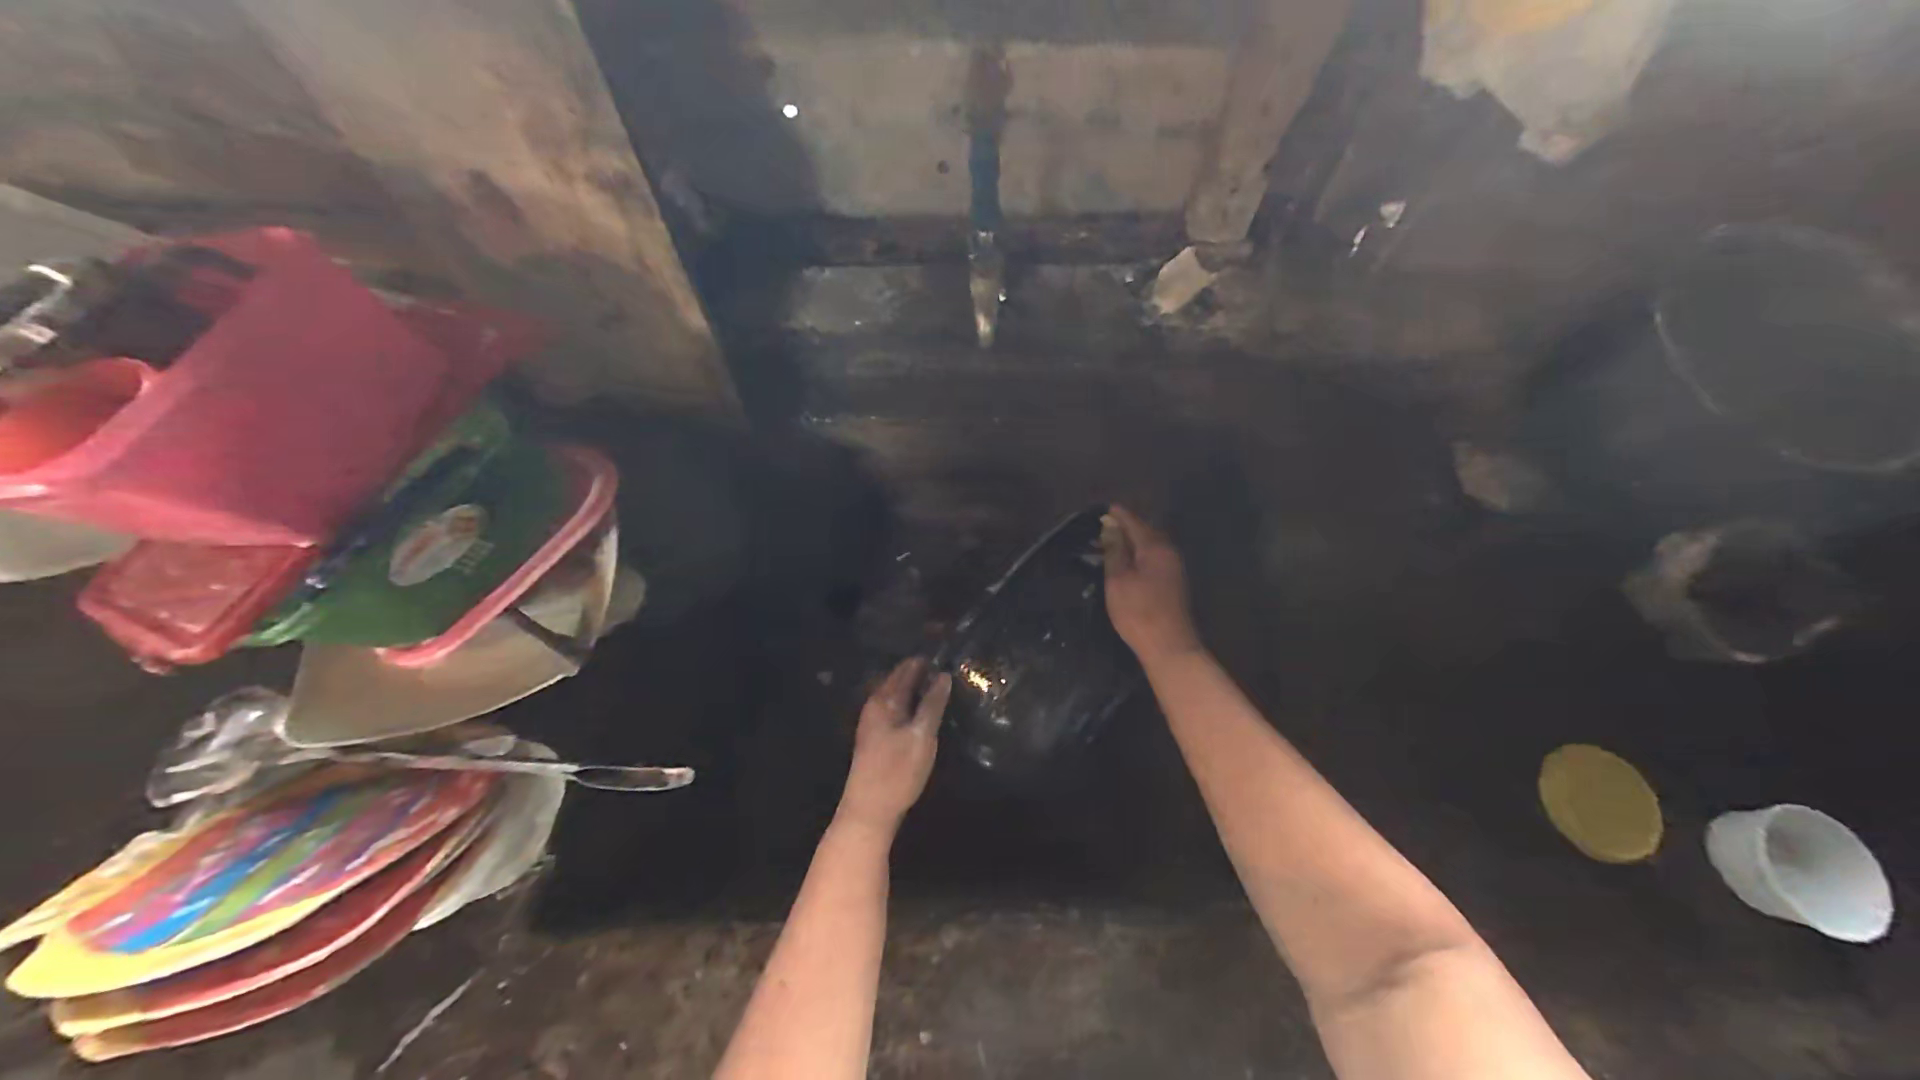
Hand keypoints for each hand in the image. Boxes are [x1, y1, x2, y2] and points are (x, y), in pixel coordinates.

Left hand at [836, 657, 950, 834]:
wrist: (869, 810)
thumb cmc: (897, 771)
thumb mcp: (922, 736)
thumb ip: (932, 704)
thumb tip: (944, 675)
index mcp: (884, 700)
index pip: (906, 669)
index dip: (926, 660)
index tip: (947, 652)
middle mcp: (875, 705)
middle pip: (899, 679)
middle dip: (920, 671)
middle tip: (947, 666)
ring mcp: (874, 722)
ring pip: (897, 695)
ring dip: (916, 687)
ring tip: (941, 685)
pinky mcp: (877, 738)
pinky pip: (896, 708)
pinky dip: (910, 703)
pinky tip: (924, 709)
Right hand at [1101, 504, 1201, 663]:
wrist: (1169, 645)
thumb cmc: (1138, 611)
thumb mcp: (1118, 579)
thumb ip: (1115, 550)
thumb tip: (1111, 526)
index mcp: (1155, 548)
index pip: (1135, 523)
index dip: (1119, 515)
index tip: (1106, 508)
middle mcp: (1169, 553)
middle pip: (1147, 532)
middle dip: (1128, 526)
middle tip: (1107, 525)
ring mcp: (1174, 569)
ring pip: (1152, 546)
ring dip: (1134, 541)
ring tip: (1114, 541)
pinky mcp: (1174, 584)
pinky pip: (1154, 558)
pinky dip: (1140, 554)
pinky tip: (1129, 561)